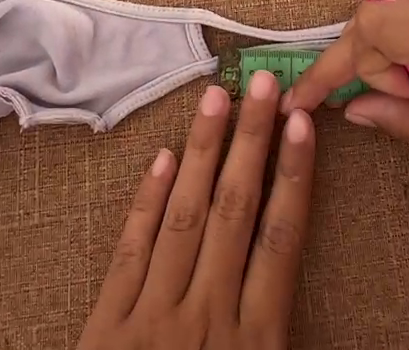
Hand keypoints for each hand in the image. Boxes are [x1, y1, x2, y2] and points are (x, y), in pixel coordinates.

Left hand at [78, 75, 316, 349]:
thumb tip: (289, 258)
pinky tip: (163, 158)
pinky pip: (130, 254)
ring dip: (203, 152)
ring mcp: (153, 318)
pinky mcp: (108, 328)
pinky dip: (147, 203)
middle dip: (250, 140)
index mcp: (254, 340)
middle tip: (261, 83)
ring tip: (216, 97)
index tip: (300, 121)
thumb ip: (274, 328)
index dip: (292, 173)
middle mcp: (206, 316)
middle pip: (234, 210)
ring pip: (184, 218)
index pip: (280, 238)